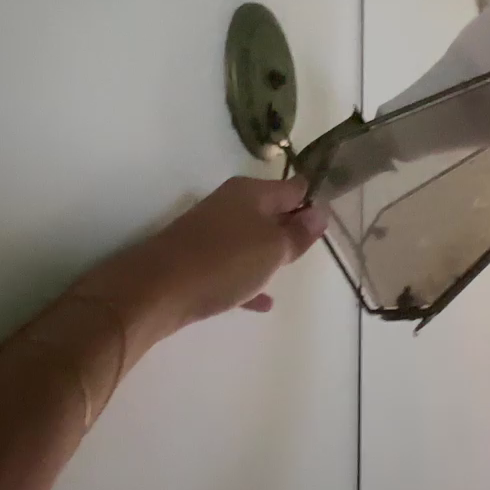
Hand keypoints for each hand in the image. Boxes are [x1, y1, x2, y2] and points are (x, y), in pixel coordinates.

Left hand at [86, 177, 327, 333]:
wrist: (157, 289)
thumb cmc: (223, 261)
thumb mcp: (272, 248)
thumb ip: (297, 233)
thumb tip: (318, 212)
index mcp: (250, 193)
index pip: (292, 187)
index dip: (312, 199)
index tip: (332, 214)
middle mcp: (229, 205)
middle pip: (269, 211)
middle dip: (290, 225)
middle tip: (315, 244)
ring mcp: (210, 233)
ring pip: (251, 239)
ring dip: (269, 252)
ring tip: (291, 269)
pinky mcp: (197, 261)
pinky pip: (232, 267)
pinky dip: (249, 279)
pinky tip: (263, 302)